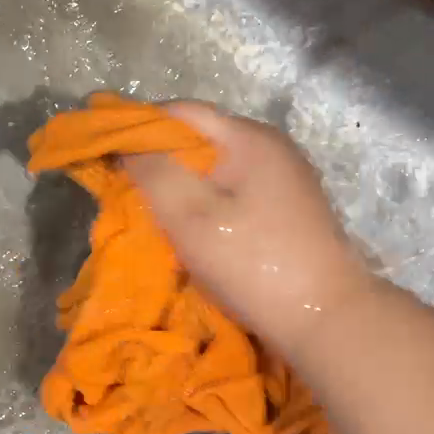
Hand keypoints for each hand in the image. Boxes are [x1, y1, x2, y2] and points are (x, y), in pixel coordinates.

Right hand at [123, 102, 376, 350]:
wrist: (329, 322)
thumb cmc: (253, 263)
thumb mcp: (188, 215)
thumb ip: (151, 170)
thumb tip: (126, 145)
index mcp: (248, 138)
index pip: (179, 111)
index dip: (136, 124)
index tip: (103, 145)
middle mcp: (270, 147)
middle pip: (198, 135)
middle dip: (156, 154)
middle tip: (122, 180)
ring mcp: (284, 176)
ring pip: (213, 163)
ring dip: (179, 178)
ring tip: (150, 203)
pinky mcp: (289, 206)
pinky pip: (231, 185)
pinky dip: (203, 195)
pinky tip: (189, 222)